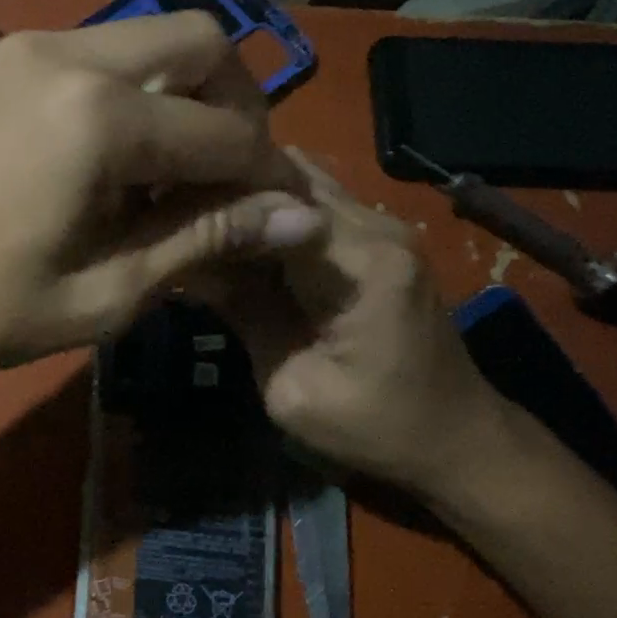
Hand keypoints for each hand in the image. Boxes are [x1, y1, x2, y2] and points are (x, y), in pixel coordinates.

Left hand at [0, 12, 323, 395]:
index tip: (274, 218)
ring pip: (146, 40)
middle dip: (234, 106)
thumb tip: (301, 217)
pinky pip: (93, 55)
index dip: (264, 177)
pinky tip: (109, 163)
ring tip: (165, 181)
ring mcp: (26, 50)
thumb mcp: (102, 293)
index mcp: (102, 117)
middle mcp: (70, 56)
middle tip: (225, 182)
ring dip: (180, 95)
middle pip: (200, 43)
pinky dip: (128, 93)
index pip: (227, 130)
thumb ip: (203, 241)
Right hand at [200, 150, 517, 499]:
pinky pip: (310, 207)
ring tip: (189, 216)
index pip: (274, 201)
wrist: (457, 440)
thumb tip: (186, 260)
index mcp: (361, 264)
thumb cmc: (375, 428)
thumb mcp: (291, 389)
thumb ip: (244, 315)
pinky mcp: (375, 240)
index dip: (213, 200)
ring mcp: (381, 228)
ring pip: (297, 182)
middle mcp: (377, 227)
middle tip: (165, 208)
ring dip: (244, 196)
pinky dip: (266, 213)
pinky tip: (228, 233)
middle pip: (286, 177)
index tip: (159, 209)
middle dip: (224, 188)